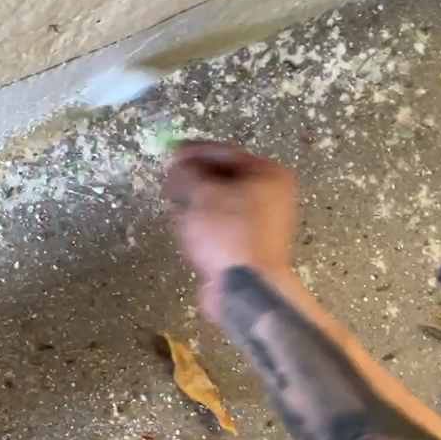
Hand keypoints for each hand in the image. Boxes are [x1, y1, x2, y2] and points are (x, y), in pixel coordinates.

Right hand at [164, 141, 298, 322]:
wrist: (246, 288)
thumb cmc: (228, 232)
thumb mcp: (202, 194)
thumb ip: (187, 172)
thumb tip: (178, 162)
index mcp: (268, 174)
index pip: (225, 152)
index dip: (193, 151)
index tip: (168, 154)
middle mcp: (271, 195)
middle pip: (225, 177)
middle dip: (193, 178)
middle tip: (168, 180)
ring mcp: (262, 222)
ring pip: (221, 202)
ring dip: (195, 201)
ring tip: (174, 204)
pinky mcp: (249, 245)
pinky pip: (222, 224)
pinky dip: (203, 222)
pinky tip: (185, 228)